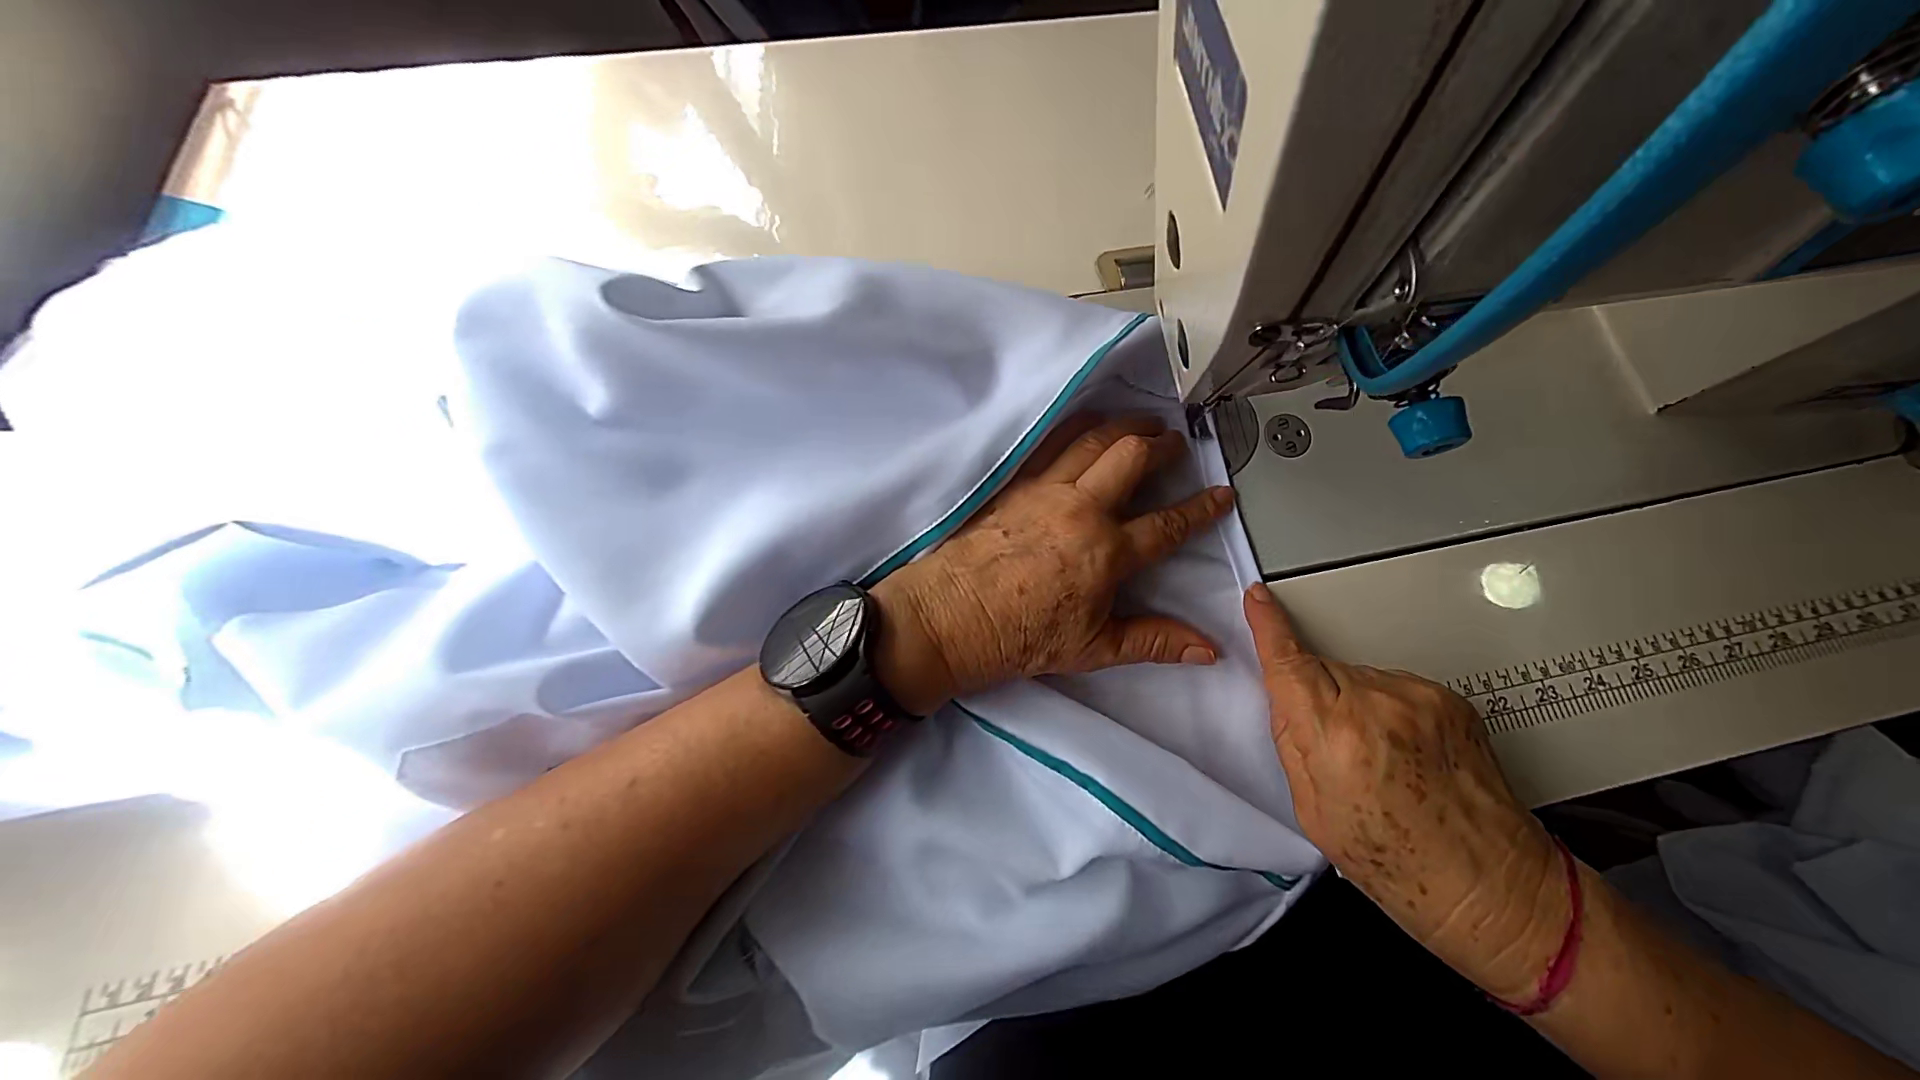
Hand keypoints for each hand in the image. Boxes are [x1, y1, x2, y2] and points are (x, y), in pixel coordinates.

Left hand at [871, 413, 1235, 713]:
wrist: (948, 619)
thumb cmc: (1016, 637)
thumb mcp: (1093, 649)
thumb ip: (1154, 641)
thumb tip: (1206, 650)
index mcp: (1106, 553)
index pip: (1169, 524)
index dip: (1202, 508)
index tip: (1220, 495)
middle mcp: (1080, 511)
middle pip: (1132, 457)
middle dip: (1161, 444)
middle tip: (1174, 442)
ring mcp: (1043, 492)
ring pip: (1091, 439)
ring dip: (1121, 425)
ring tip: (1138, 423)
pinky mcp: (1012, 485)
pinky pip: (1047, 443)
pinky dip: (1071, 428)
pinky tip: (1081, 426)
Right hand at [1241, 584, 1569, 999]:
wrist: (1492, 886)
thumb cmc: (1400, 863)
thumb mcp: (1313, 809)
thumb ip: (1292, 742)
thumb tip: (1285, 700)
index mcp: (1336, 737)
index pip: (1289, 663)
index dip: (1268, 626)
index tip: (1258, 599)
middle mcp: (1380, 706)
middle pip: (1321, 670)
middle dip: (1313, 694)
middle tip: (1330, 745)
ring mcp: (1421, 699)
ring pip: (1358, 677)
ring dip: (1353, 703)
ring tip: (1378, 757)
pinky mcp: (1449, 700)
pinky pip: (1394, 687)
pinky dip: (1387, 709)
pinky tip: (1405, 751)